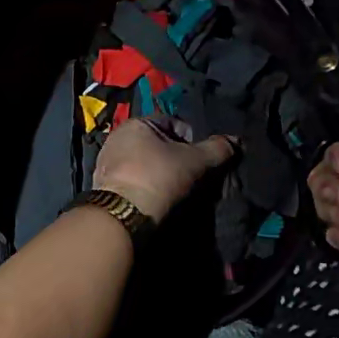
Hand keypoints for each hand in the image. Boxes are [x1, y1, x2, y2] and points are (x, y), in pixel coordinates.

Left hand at [92, 118, 237, 222]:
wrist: (122, 215)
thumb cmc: (158, 177)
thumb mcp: (195, 161)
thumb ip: (217, 149)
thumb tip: (236, 141)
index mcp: (136, 122)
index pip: (175, 125)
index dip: (194, 142)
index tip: (203, 162)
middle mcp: (117, 137)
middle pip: (159, 145)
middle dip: (177, 159)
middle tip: (192, 179)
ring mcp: (107, 162)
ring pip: (145, 164)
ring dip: (160, 174)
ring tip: (175, 193)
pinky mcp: (102, 186)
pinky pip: (133, 181)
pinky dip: (146, 187)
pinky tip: (156, 200)